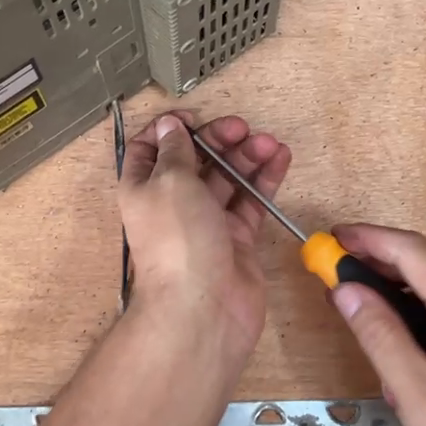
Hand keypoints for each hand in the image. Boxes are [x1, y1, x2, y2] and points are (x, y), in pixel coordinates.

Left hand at [120, 112, 290, 365]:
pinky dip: (265, 179)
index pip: (149, 148)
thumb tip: (169, 125)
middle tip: (242, 128)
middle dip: (218, 139)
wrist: (203, 309)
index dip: (168, 128)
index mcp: (144, 187)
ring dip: (247, 156)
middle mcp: (172, 202)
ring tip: (270, 143)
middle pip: (195, 159)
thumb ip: (175, 150)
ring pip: (227, 178)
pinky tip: (281, 158)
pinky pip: (251, 201)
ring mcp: (207, 221)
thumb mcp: (170, 181)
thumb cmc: (178, 237)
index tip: (194, 117)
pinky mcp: (237, 238)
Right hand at [328, 225, 425, 425]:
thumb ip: (379, 334)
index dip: (368, 238)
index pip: (413, 251)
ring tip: (364, 327)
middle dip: (380, 270)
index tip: (329, 238)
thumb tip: (344, 287)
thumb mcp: (417, 397)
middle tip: (334, 282)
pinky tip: (405, 354)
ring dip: (402, 301)